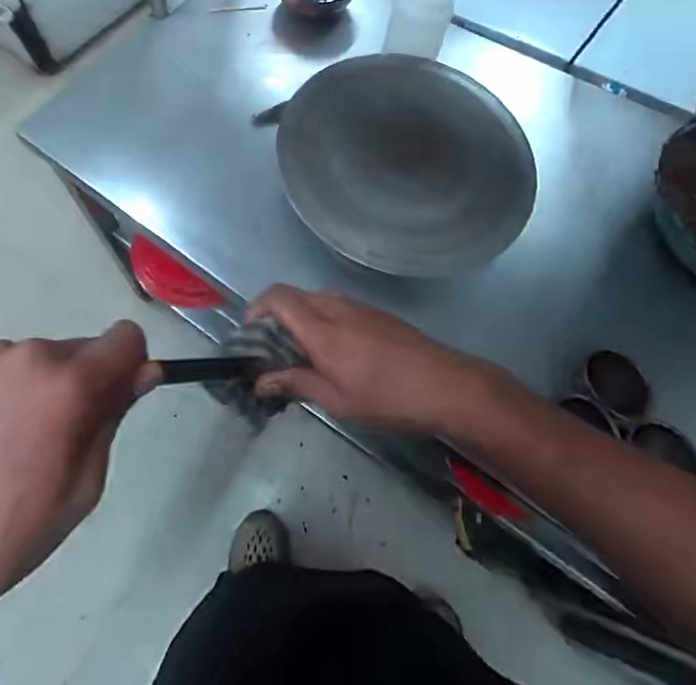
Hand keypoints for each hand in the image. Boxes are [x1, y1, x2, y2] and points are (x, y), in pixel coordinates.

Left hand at [0, 321, 158, 683]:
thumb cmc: (12, 532)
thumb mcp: (84, 484)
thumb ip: (115, 415)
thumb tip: (144, 373)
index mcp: (67, 383)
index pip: (126, 337)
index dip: (133, 365)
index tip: (120, 401)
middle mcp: (30, 354)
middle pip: (86, 349)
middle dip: (90, 382)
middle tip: (65, 440)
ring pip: (48, 358)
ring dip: (51, 385)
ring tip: (22, 443)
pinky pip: (12, 365)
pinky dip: (17, 388)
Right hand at [247, 285, 508, 434]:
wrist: (445, 383)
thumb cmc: (387, 397)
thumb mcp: (337, 400)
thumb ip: (296, 383)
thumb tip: (261, 381)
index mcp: (322, 328)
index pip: (278, 297)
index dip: (257, 307)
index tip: (250, 332)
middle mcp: (337, 307)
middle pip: (294, 295)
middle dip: (274, 315)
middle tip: (270, 349)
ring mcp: (358, 306)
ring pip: (315, 299)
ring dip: (299, 317)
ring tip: (299, 353)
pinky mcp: (374, 312)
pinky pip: (336, 305)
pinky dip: (320, 319)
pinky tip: (331, 350)